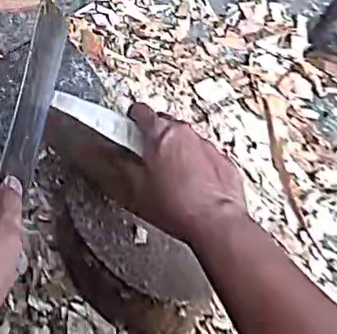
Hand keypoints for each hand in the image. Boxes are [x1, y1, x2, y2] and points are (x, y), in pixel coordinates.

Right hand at [124, 103, 252, 246]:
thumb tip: (114, 153)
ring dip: (178, 152)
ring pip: (186, 140)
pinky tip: (196, 188)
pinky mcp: (223, 161)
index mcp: (159, 133)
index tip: (127, 131)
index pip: (139, 111)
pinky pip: (205, 156)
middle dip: (155, 138)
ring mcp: (205, 145)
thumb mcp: (137, 188)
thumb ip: (123, 163)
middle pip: (164, 123)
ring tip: (175, 180)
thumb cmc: (178, 208)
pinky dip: (199, 166)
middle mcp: (183, 132)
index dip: (131, 121)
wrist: (218, 226)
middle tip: (150, 161)